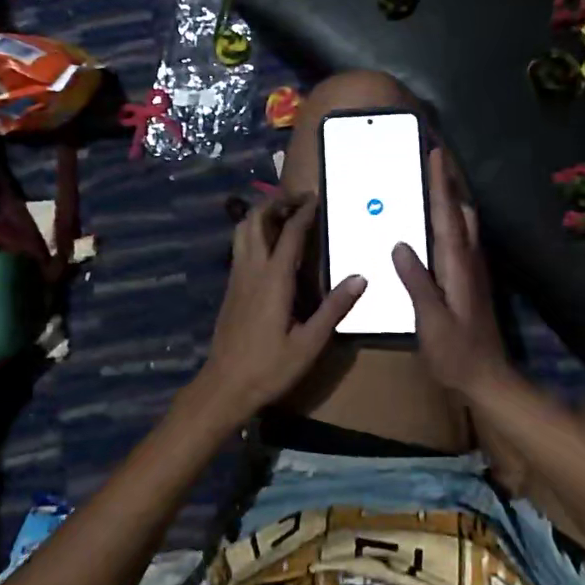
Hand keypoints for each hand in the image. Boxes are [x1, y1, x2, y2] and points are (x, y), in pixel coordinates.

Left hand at [199, 193, 365, 412]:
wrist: (224, 386)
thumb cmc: (269, 368)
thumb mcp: (309, 343)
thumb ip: (334, 308)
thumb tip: (360, 278)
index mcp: (273, 280)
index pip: (290, 233)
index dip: (303, 212)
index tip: (317, 198)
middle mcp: (252, 269)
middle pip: (256, 220)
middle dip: (276, 203)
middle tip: (300, 200)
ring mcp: (237, 276)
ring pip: (243, 230)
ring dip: (261, 214)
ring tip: (285, 212)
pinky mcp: (232, 287)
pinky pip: (240, 245)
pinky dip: (254, 230)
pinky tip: (269, 243)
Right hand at [392, 149, 510, 397]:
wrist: (488, 378)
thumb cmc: (457, 352)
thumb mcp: (431, 320)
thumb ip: (416, 282)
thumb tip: (400, 244)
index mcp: (458, 265)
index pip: (448, 216)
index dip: (440, 184)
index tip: (436, 153)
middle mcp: (469, 260)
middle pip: (461, 212)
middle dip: (448, 183)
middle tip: (433, 159)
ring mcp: (472, 270)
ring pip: (465, 224)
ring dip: (451, 199)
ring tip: (433, 183)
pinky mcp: (470, 280)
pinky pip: (460, 238)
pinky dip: (449, 220)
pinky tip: (435, 226)